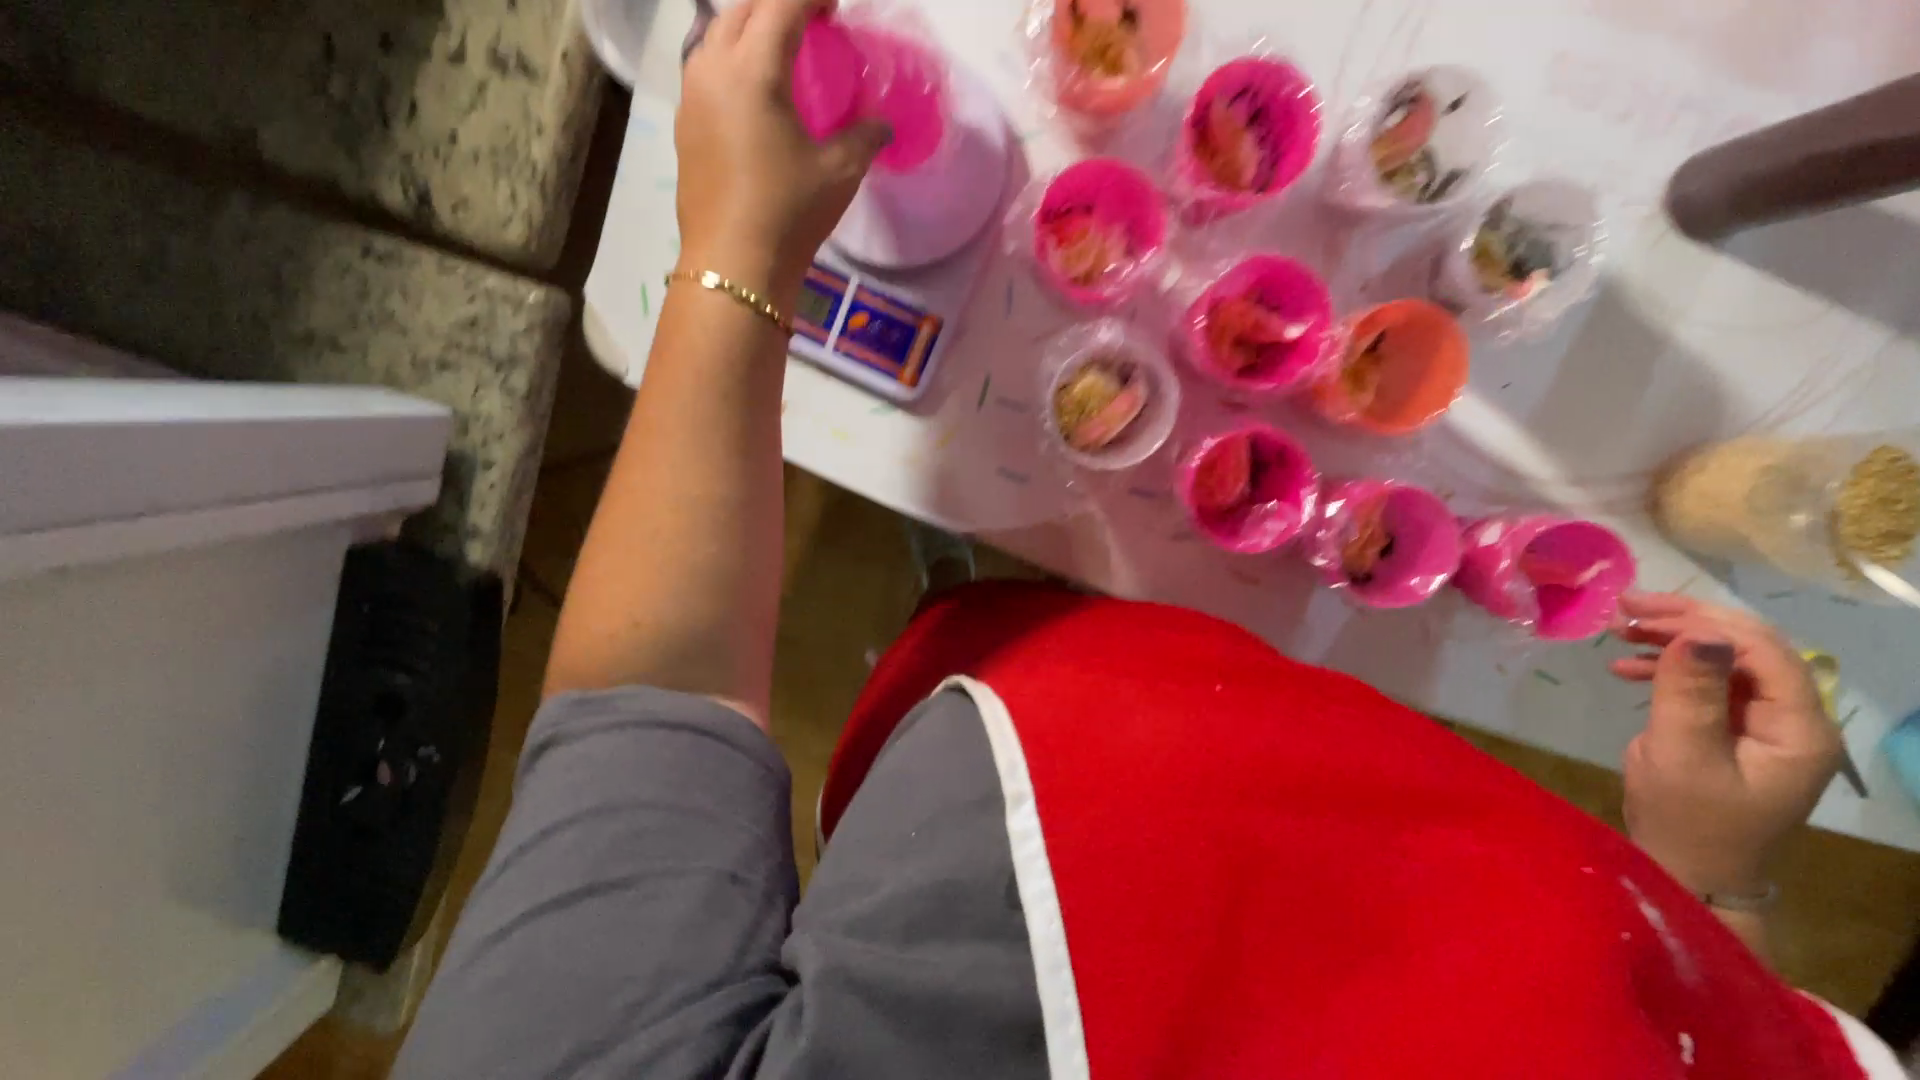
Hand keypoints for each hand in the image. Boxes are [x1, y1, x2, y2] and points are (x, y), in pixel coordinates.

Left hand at [676, 0, 890, 301]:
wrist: (735, 266)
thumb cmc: (790, 212)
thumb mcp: (840, 171)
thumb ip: (864, 136)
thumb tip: (882, 125)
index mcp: (752, 70)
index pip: (782, 4)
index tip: (835, 4)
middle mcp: (712, 69)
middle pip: (742, 9)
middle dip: (778, 4)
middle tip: (811, 20)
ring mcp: (691, 97)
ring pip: (716, 34)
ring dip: (749, 28)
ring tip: (781, 49)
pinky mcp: (684, 125)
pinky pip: (706, 69)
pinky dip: (732, 60)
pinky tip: (754, 90)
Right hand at [1607, 592, 1841, 898]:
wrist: (1688, 874)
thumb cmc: (1688, 819)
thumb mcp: (1681, 755)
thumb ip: (1689, 692)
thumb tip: (1696, 634)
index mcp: (1799, 730)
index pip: (1764, 653)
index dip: (1705, 625)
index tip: (1641, 614)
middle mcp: (1793, 721)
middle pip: (1749, 649)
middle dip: (1687, 622)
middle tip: (1625, 607)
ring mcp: (1764, 727)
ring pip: (1726, 662)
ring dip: (1673, 640)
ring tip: (1618, 629)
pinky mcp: (1733, 732)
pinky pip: (1708, 684)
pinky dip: (1667, 668)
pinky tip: (1625, 666)